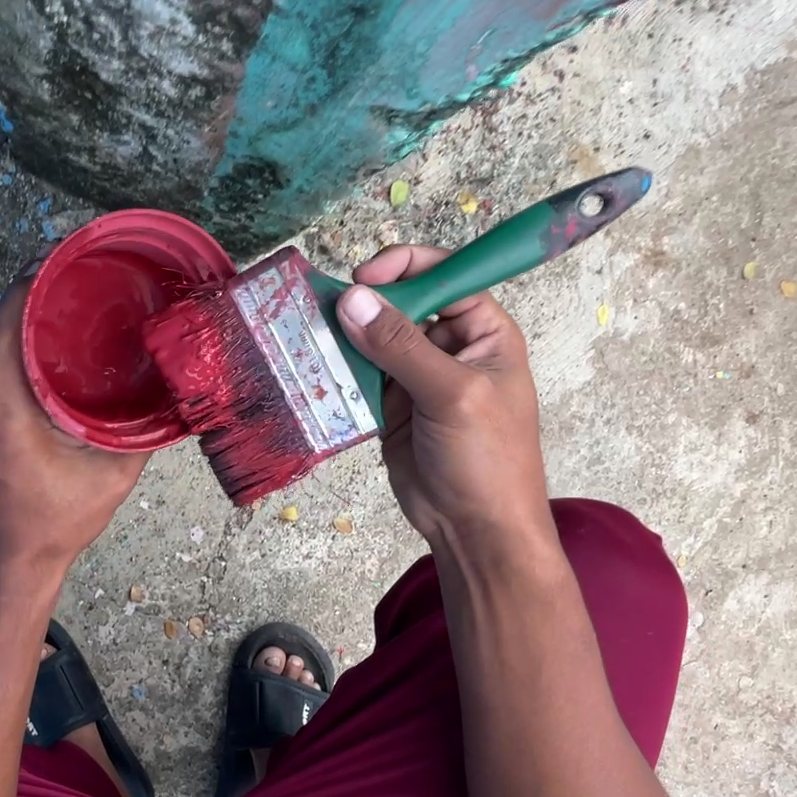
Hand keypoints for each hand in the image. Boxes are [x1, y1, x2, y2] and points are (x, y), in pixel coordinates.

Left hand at [0, 261, 148, 577]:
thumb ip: (142, 436)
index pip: (0, 335)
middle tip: (67, 268)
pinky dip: (20, 343)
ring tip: (62, 294)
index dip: (20, 290)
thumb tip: (172, 396)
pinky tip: (54, 342)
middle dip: (24, 291)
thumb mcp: (112, 479)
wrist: (19, 560)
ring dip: (21, 316)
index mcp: (9, 415)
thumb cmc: (59, 523)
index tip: (52, 262)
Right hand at [336, 245, 550, 548]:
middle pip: (402, 306)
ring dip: (344, 340)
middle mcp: (449, 347)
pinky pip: (358, 378)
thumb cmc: (486, 460)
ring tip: (310, 339)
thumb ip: (401, 346)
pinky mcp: (389, 407)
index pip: (446, 277)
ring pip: (373, 341)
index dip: (407, 268)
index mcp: (483, 332)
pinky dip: (337, 374)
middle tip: (324, 311)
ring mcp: (415, 378)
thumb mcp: (452, 395)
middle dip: (365, 306)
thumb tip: (353, 299)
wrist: (474, 529)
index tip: (364, 277)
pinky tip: (316, 372)